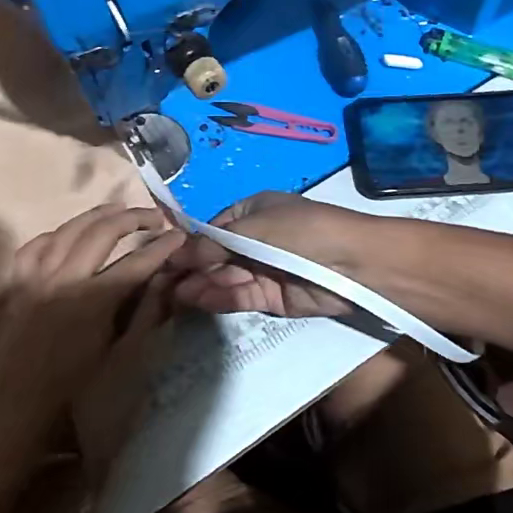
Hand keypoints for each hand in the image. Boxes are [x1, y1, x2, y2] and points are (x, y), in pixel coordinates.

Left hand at [0, 205, 185, 454]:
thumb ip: (144, 312)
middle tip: (156, 218)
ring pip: (70, 229)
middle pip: (104, 232)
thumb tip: (165, 280)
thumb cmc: (75, 383)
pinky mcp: (17, 282)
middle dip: (135, 218)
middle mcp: (65, 279)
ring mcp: (37, 277)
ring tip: (121, 210)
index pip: (138, 262)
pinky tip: (71, 233)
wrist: (17, 402)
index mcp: (95, 300)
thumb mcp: (119, 352)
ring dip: (99, 215)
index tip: (180, 235)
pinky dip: (58, 234)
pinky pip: (36, 245)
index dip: (163, 246)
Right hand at [171, 192, 368, 318]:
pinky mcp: (272, 297)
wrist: (350, 261)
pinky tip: (197, 299)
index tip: (162, 258)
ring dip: (201, 284)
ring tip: (174, 294)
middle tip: (161, 283)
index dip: (189, 244)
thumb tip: (175, 253)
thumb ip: (213, 244)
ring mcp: (263, 269)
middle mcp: (255, 240)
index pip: (212, 229)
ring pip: (224, 278)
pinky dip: (219, 297)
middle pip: (215, 256)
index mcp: (252, 212)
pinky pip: (239, 296)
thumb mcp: (253, 229)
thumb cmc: (300, 231)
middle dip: (192, 268)